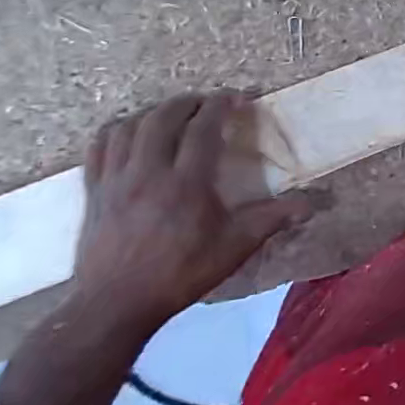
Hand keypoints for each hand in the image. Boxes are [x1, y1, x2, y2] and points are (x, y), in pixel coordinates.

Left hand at [74, 92, 310, 335]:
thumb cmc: (181, 274)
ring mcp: (116, 180)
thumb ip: (272, 220)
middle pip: (164, 118)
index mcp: (186, 183)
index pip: (203, 128)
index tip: (236, 97)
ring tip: (172, 113)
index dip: (220, 105)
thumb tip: (310, 206)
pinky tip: (130, 131)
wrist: (114, 307)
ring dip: (153, 111)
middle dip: (188, 102)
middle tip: (206, 102)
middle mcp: (148, 172)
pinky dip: (117, 130)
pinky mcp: (94, 191)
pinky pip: (99, 147)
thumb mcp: (235, 247)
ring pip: (130, 126)